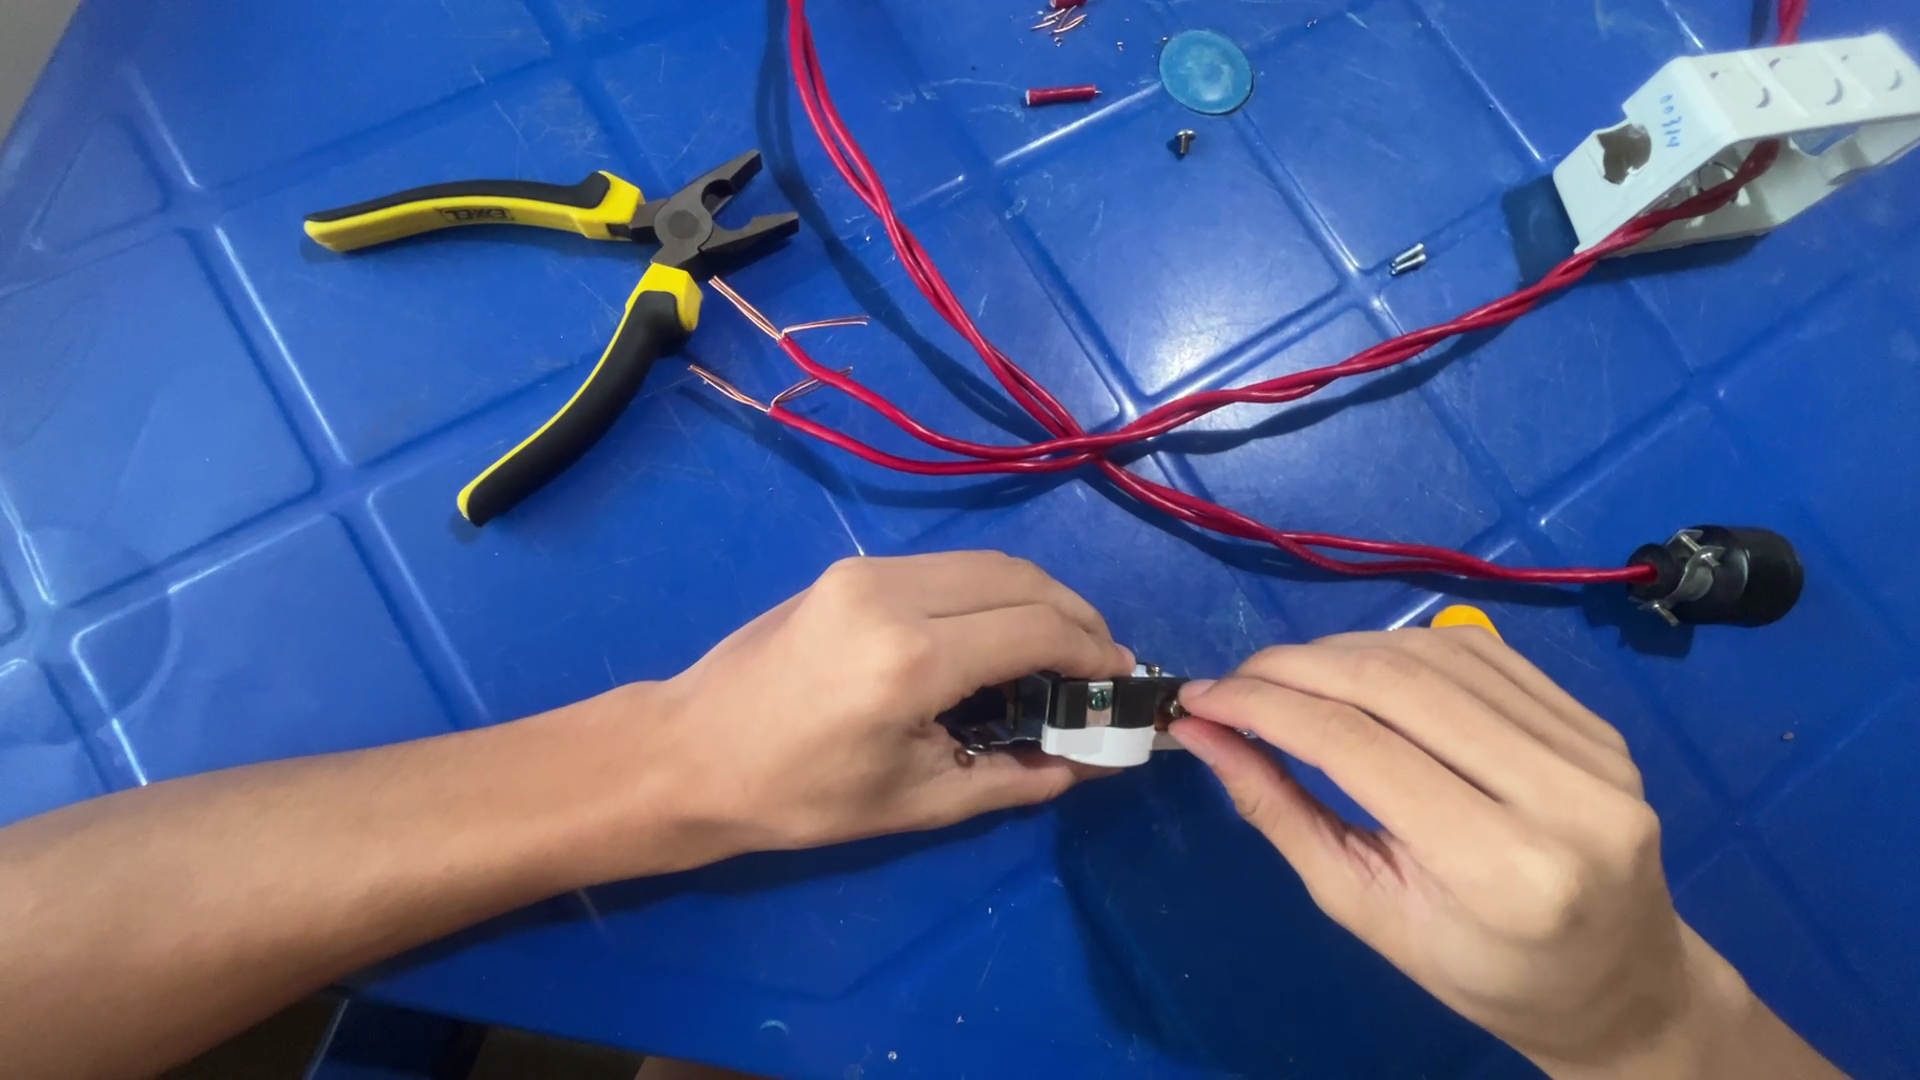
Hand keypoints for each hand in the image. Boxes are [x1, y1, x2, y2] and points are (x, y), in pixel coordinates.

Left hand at [645, 553, 1131, 857]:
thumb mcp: (918, 802)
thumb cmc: (800, 798)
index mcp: (913, 659)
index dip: (1092, 652)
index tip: (1119, 680)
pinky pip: (946, 568)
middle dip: (1075, 615)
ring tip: (1056, 646)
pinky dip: (990, 592)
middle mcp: (895, 594)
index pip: (1037, 630)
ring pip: (986, 563)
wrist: (691, 752)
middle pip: (1021, 579)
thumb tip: (1091, 764)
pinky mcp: (851, 567)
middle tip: (1098, 662)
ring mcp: (868, 570)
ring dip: (1036, 598)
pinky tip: (994, 632)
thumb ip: (1018, 779)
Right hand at [1171, 628, 1836, 1078]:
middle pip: (1390, 683)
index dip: (1260, 706)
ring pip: (1426, 654)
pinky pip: (1470, 651)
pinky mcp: (1595, 722)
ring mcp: (1590, 749)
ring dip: (1333, 652)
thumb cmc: (1477, 970)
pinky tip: (1356, 669)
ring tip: (1285, 679)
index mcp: (1500, 867)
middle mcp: (1560, 794)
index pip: (1352, 745)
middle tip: (1231, 682)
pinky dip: (1391, 646)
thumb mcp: (1356, 904)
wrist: (1621, 987)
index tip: (1198, 698)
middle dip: (1288, 667)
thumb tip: (1201, 731)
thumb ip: (1275, 808)